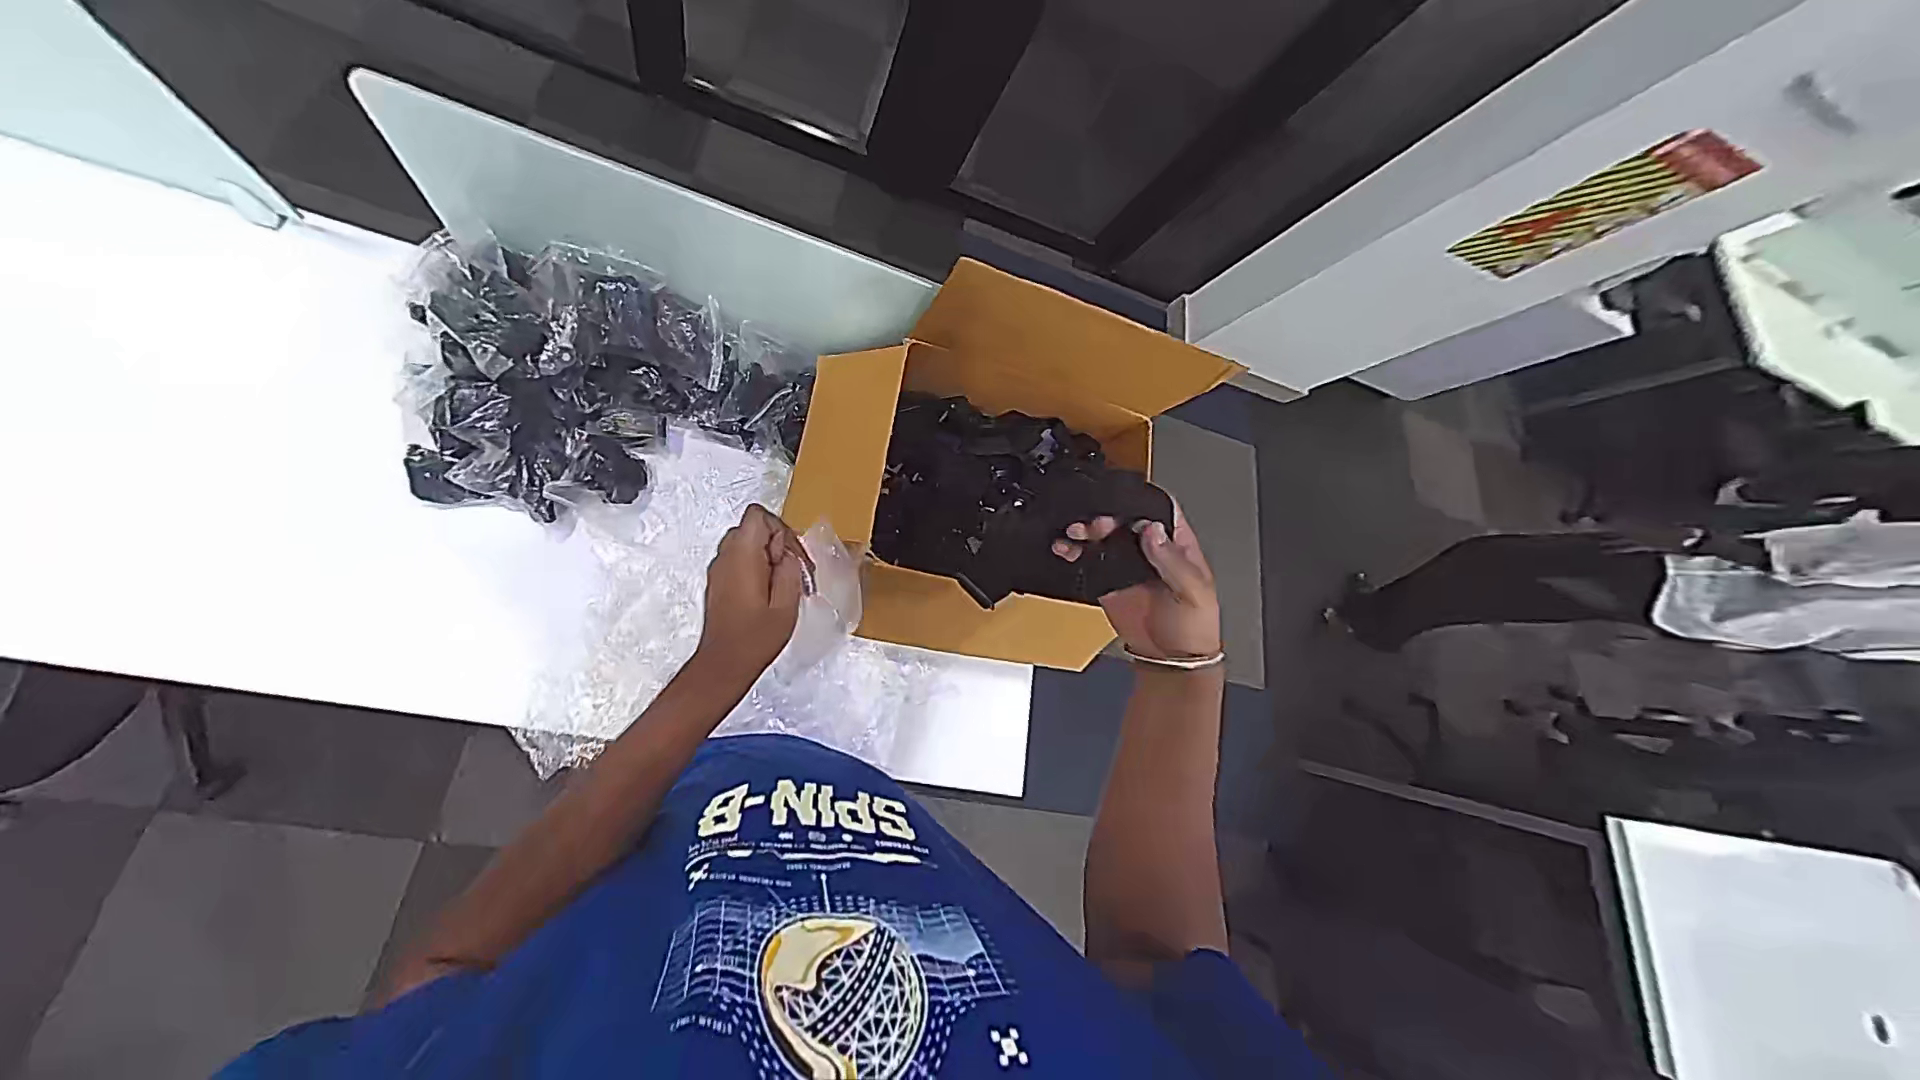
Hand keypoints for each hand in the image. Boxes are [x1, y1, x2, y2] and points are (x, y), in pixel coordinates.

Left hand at [693, 504, 806, 685]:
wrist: (724, 664)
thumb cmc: (755, 638)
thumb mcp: (786, 603)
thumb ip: (790, 569)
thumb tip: (787, 555)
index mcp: (742, 555)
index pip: (758, 516)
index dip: (781, 530)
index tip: (793, 557)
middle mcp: (725, 557)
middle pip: (753, 528)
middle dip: (778, 544)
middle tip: (794, 571)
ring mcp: (718, 570)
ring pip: (746, 544)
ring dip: (768, 556)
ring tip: (785, 584)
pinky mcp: (718, 583)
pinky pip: (739, 561)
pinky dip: (757, 568)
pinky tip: (770, 594)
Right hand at [1052, 503, 1220, 660]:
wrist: (1170, 660)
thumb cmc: (1193, 627)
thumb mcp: (1193, 591)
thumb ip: (1172, 561)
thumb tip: (1153, 530)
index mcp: (1176, 544)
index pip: (1159, 510)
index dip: (1140, 502)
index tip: (1121, 503)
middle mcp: (1149, 549)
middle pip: (1124, 519)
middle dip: (1107, 515)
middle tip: (1097, 525)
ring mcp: (1127, 564)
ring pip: (1103, 535)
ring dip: (1087, 530)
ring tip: (1076, 532)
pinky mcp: (1108, 580)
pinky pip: (1088, 559)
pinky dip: (1074, 551)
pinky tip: (1066, 548)